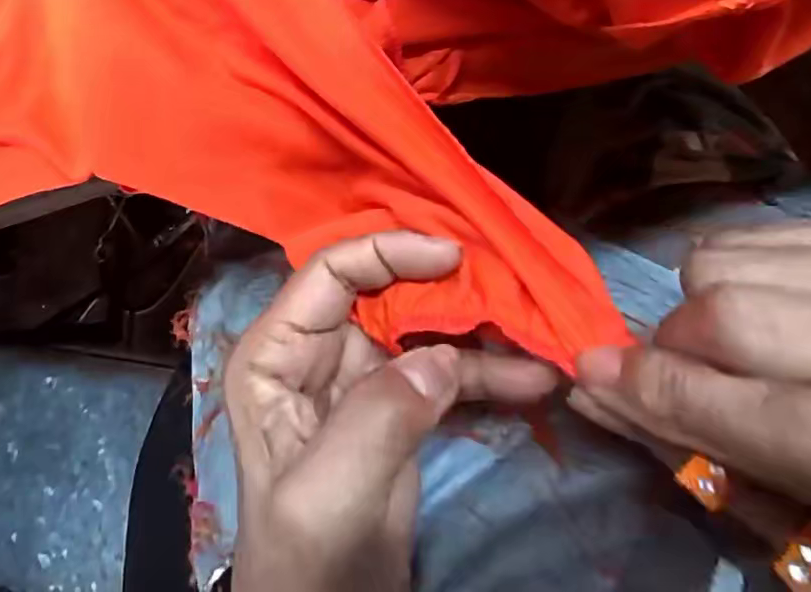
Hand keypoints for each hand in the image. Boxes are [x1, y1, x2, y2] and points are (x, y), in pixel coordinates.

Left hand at [224, 231, 560, 591]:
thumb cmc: (302, 561)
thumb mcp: (324, 495)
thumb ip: (375, 421)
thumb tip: (438, 359)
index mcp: (277, 350)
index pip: (331, 271)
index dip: (388, 250)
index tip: (451, 254)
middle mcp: (316, 348)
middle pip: (383, 289)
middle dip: (443, 283)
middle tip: (505, 285)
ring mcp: (360, 374)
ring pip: (420, 326)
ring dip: (477, 328)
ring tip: (533, 331)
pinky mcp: (398, 404)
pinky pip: (443, 370)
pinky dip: (486, 371)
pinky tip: (532, 379)